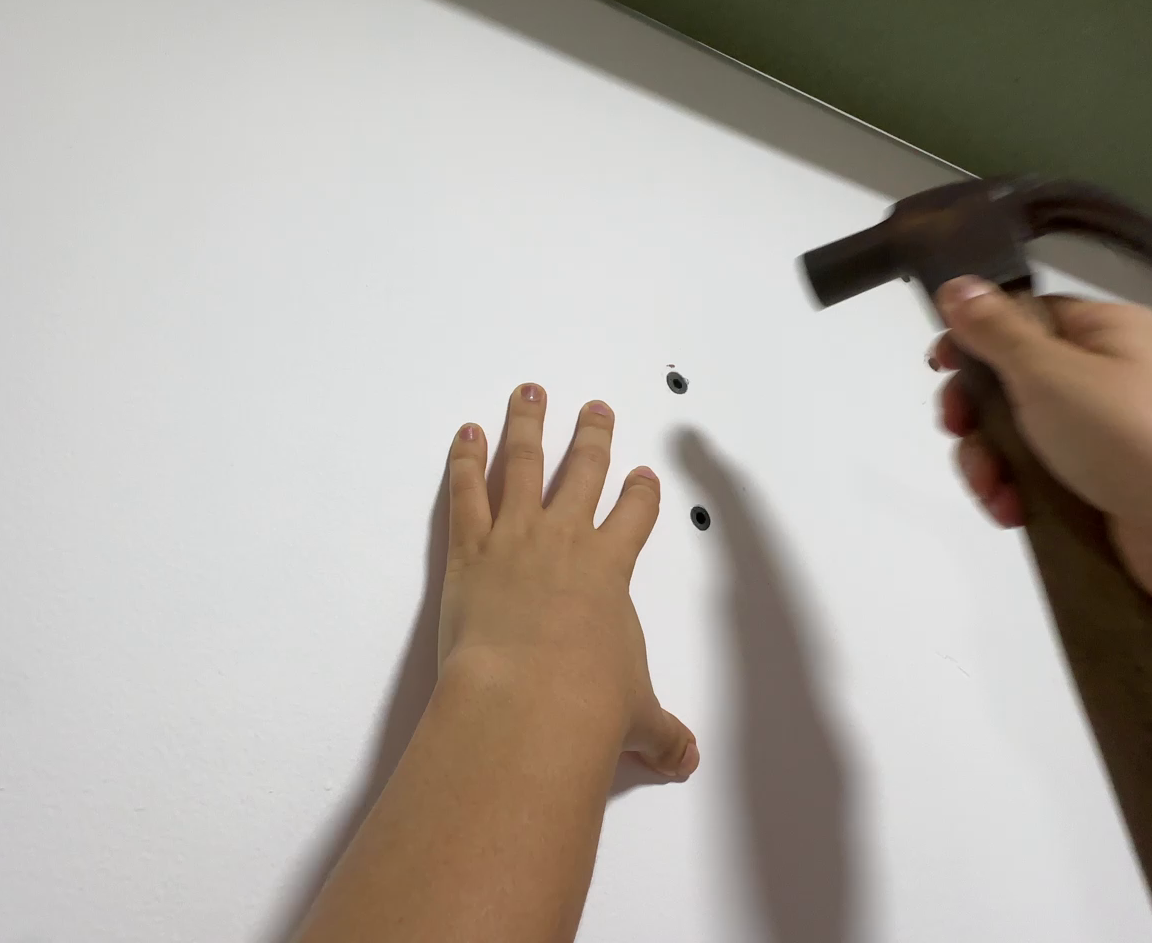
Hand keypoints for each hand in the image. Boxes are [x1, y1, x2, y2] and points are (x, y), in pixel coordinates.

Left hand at [439, 383, 698, 779]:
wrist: (528, 703)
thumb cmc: (586, 704)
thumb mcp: (634, 717)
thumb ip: (659, 732)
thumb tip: (685, 758)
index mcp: (609, 569)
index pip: (633, 516)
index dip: (640, 493)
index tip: (642, 474)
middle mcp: (565, 540)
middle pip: (583, 471)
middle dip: (592, 436)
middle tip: (595, 409)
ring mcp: (516, 537)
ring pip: (523, 463)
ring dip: (527, 424)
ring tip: (529, 392)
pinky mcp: (470, 549)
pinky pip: (466, 492)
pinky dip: (465, 459)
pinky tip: (468, 433)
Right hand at [929, 277, 1151, 609]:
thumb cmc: (1136, 437)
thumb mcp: (1051, 373)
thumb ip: (995, 331)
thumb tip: (957, 283)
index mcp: (1102, 332)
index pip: (1020, 317)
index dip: (974, 338)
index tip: (940, 366)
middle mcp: (1101, 375)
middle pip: (1005, 379)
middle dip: (972, 412)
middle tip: (960, 431)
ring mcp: (1099, 432)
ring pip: (1011, 433)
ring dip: (987, 460)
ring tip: (994, 489)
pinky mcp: (1095, 482)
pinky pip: (1032, 474)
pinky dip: (1012, 490)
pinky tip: (1012, 510)